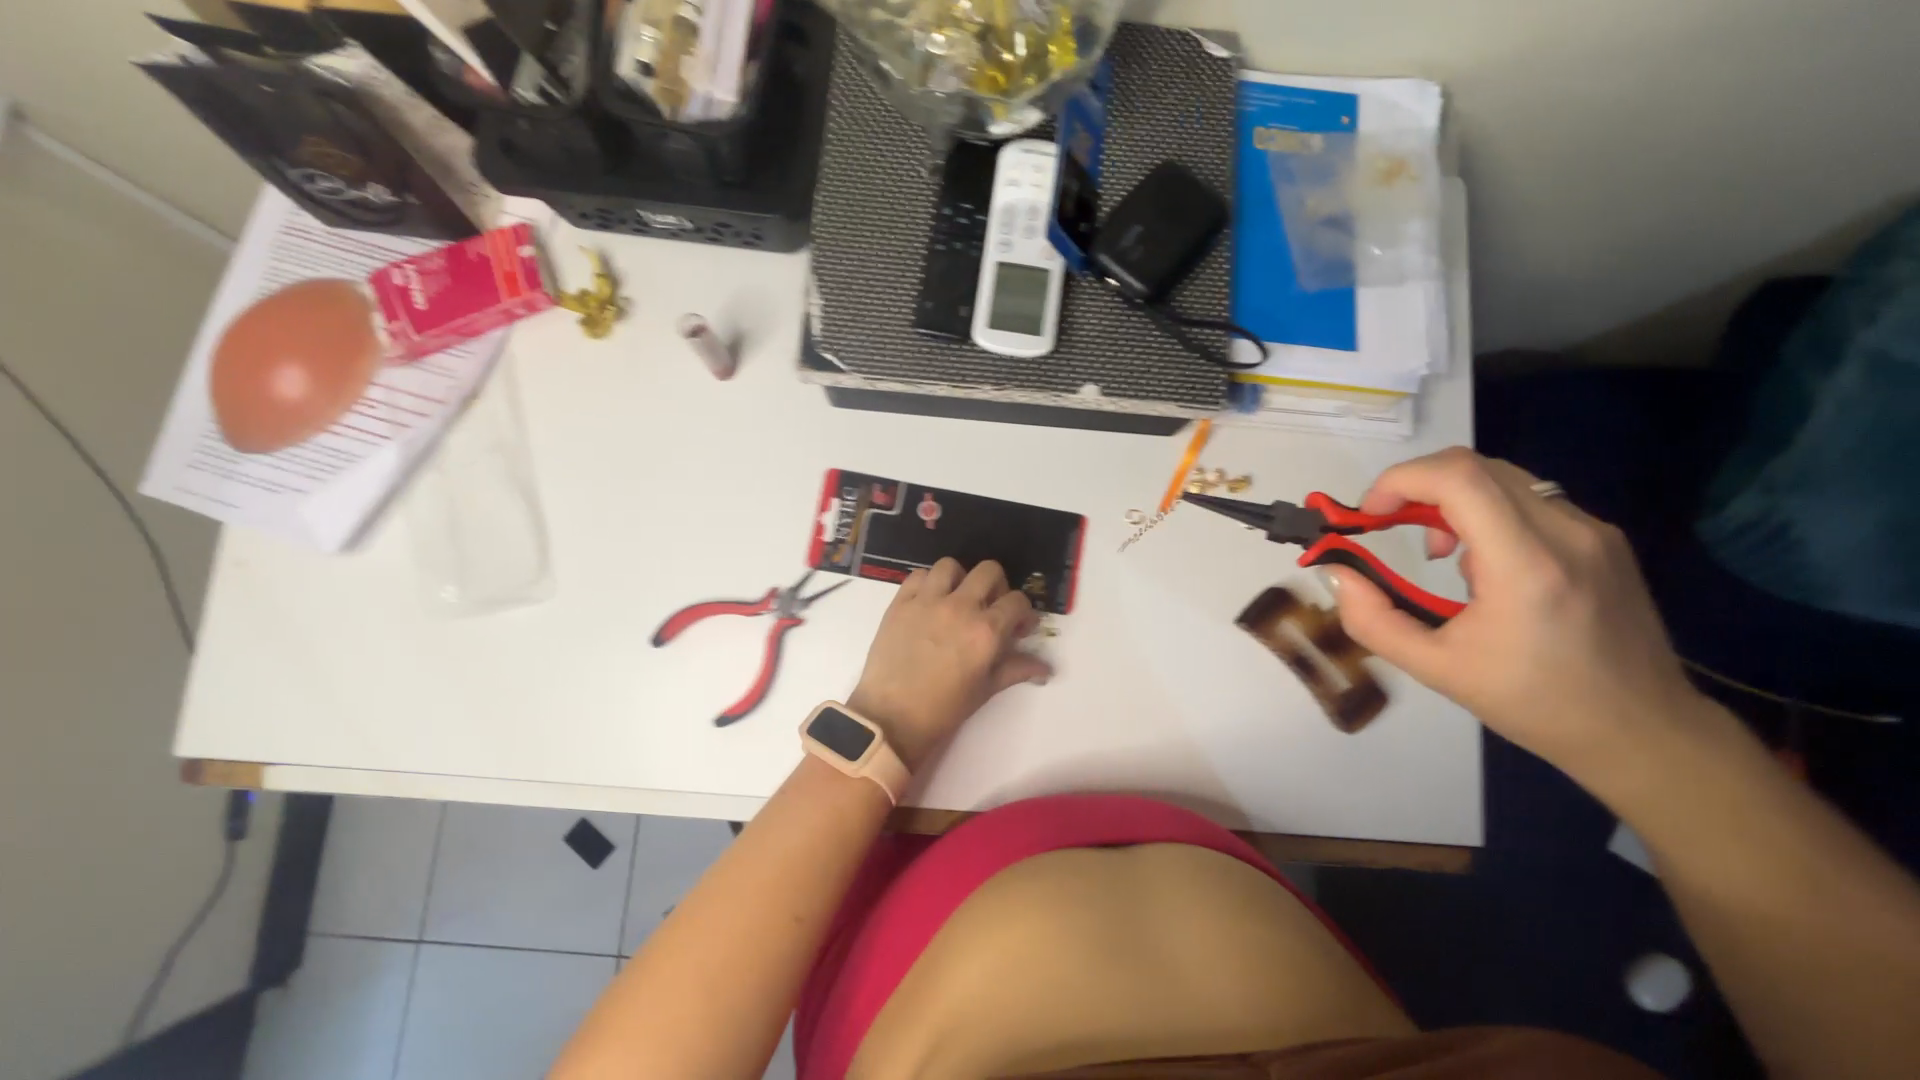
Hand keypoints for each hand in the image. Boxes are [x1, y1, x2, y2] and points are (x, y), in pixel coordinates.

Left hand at [848, 559, 1052, 771]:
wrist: (891, 717)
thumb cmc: (943, 709)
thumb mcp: (985, 690)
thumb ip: (1016, 669)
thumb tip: (1045, 668)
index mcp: (986, 630)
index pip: (1017, 601)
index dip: (1023, 613)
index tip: (1018, 627)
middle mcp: (960, 607)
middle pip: (989, 571)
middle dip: (997, 587)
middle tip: (990, 608)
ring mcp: (927, 601)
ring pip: (951, 566)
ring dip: (960, 579)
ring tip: (958, 599)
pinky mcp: (900, 603)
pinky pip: (918, 575)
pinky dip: (928, 583)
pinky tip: (929, 601)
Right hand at [1328, 447, 1706, 779]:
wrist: (1641, 731)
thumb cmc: (1535, 704)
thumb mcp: (1438, 670)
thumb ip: (1374, 621)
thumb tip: (1338, 574)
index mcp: (1526, 565)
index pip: (1457, 477)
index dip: (1400, 479)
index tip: (1370, 514)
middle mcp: (1566, 532)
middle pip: (1476, 466)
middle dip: (1419, 487)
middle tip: (1394, 529)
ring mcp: (1593, 530)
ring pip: (1504, 478)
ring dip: (1454, 499)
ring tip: (1442, 553)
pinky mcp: (1605, 538)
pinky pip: (1532, 501)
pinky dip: (1489, 514)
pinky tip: (1488, 567)